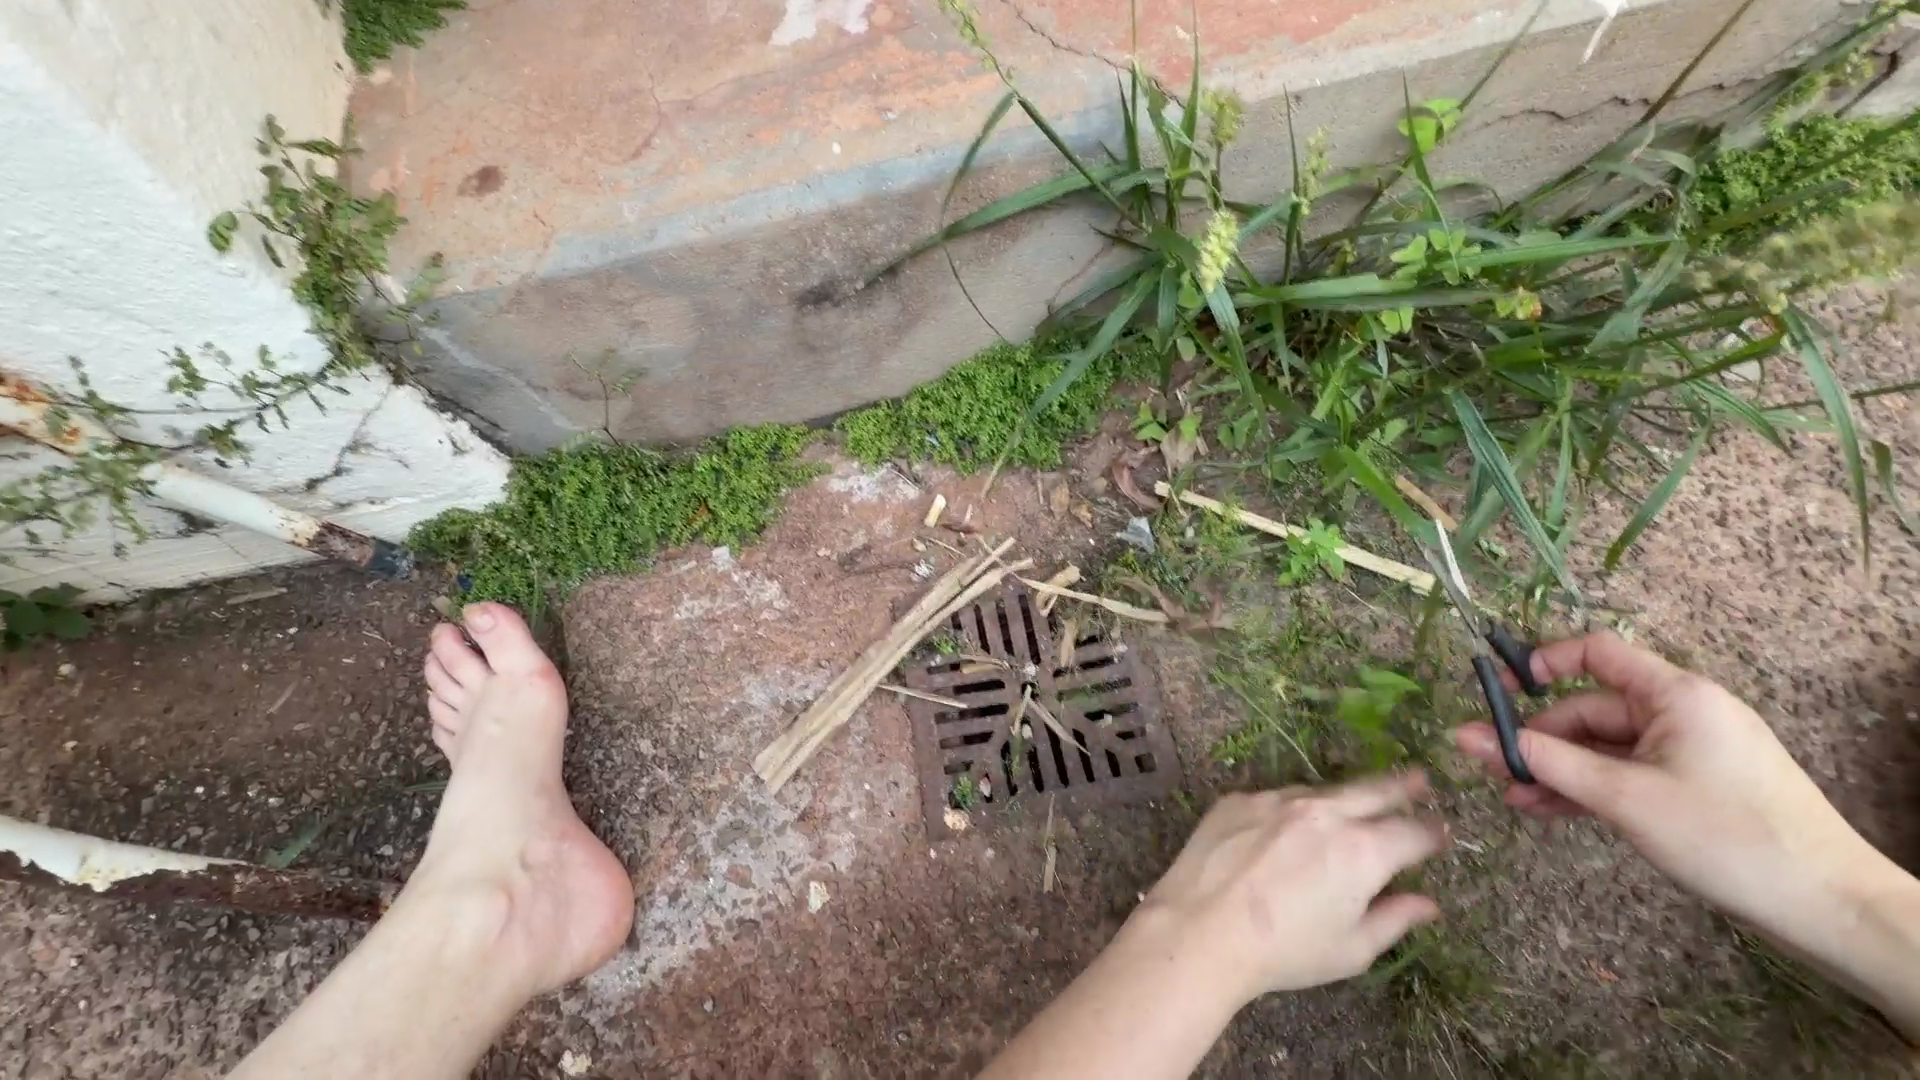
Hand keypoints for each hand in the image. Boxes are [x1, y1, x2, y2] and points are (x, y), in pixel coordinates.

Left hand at [1125, 771, 1447, 1004]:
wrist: (1200, 928)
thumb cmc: (1283, 950)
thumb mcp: (1350, 949)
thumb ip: (1393, 920)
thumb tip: (1426, 903)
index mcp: (1361, 850)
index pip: (1411, 832)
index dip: (1431, 833)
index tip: (1441, 831)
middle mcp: (1322, 813)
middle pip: (1372, 790)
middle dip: (1400, 786)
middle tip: (1418, 778)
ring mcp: (1275, 799)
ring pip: (1320, 792)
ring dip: (1339, 799)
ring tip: (1346, 808)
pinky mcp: (1238, 799)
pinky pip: (1275, 799)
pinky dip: (1289, 811)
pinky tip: (1283, 829)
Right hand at [1453, 633, 1889, 959]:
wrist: (1833, 911)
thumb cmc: (1726, 836)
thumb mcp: (1622, 796)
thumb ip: (1541, 761)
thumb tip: (1465, 736)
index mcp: (1676, 696)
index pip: (1596, 653)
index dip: (1543, 662)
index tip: (1500, 692)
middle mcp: (1680, 714)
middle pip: (1589, 709)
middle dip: (1538, 739)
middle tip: (1493, 768)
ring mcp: (1686, 753)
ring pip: (1600, 748)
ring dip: (1554, 770)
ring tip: (1513, 799)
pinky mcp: (1690, 787)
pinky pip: (1621, 774)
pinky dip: (1584, 789)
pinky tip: (1546, 810)